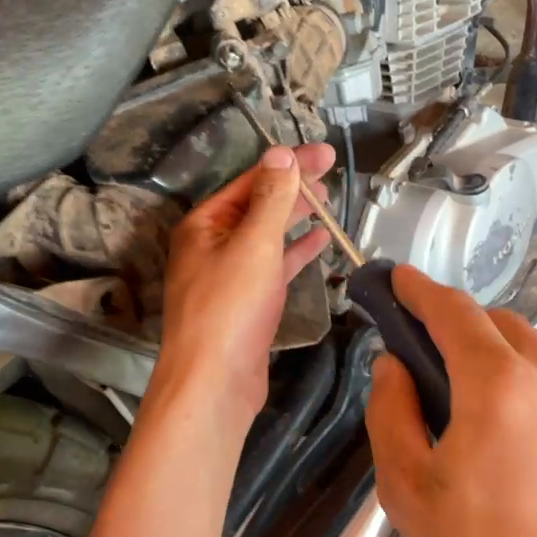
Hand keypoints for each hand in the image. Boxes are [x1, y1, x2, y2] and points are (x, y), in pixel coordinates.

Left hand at [154, 144, 334, 422]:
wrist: (213, 383)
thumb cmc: (229, 309)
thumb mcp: (253, 245)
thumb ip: (271, 199)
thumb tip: (281, 154)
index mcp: (204, 225)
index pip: (250, 181)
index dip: (288, 164)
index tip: (326, 153)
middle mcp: (211, 245)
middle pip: (257, 206)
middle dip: (293, 188)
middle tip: (332, 172)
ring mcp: (227, 275)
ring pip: (266, 236)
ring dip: (295, 218)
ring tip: (329, 201)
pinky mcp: (245, 303)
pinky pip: (272, 267)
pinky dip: (295, 253)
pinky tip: (320, 241)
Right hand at [366, 265, 536, 536]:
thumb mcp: (410, 491)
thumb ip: (390, 414)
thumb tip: (393, 368)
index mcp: (498, 383)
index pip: (452, 309)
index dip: (418, 290)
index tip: (397, 279)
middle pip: (496, 325)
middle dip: (457, 329)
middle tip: (429, 364)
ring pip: (535, 354)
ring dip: (498, 362)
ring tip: (479, 417)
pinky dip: (535, 392)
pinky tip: (526, 447)